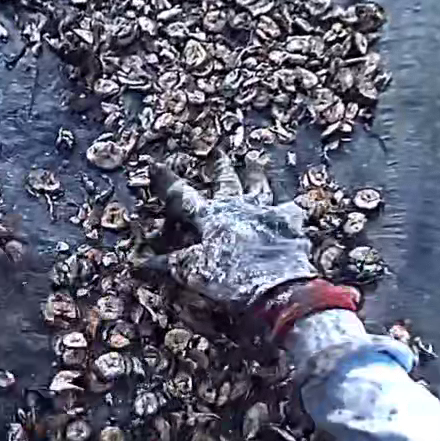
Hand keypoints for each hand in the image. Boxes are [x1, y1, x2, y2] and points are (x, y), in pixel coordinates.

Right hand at [146, 153, 318, 308]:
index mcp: (211, 218)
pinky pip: (294, 210)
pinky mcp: (291, 224)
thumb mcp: (194, 272)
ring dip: (256, 174)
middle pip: (226, 182)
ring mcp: (266, 213)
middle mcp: (238, 207)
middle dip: (219, 168)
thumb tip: (141, 263)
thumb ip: (171, 263)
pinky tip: (298, 205)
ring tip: (256, 159)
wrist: (277, 288)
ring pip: (260, 187)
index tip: (155, 165)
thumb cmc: (230, 279)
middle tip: (219, 153)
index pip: (183, 196)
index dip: (167, 182)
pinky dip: (294, 207)